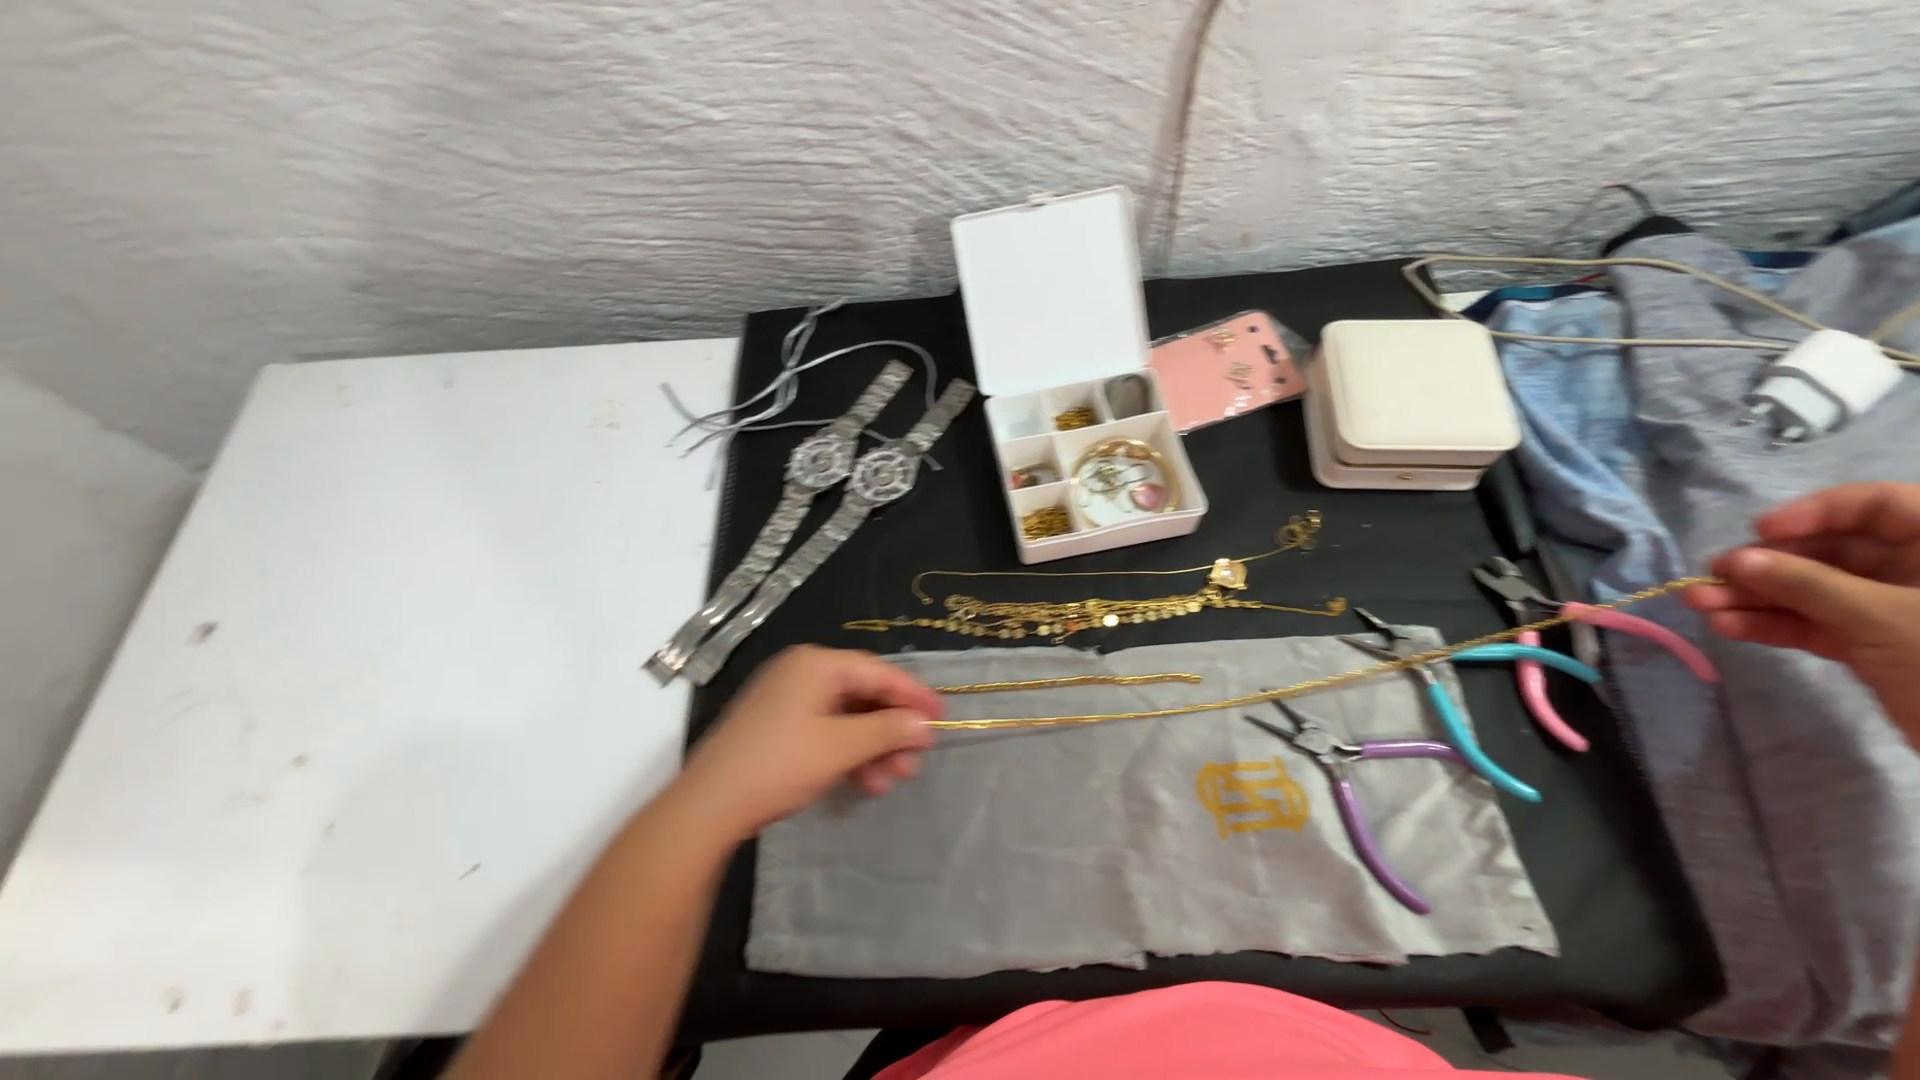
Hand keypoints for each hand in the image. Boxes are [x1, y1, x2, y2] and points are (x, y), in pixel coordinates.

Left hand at [674, 646, 941, 839]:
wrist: (709, 805)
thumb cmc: (779, 765)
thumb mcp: (840, 747)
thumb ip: (887, 731)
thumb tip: (924, 724)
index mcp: (816, 664)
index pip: (879, 672)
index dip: (914, 695)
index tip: (943, 717)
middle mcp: (802, 673)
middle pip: (864, 694)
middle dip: (892, 729)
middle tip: (916, 760)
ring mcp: (788, 701)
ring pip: (848, 718)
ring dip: (874, 747)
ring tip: (893, 780)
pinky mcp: (780, 728)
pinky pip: (827, 732)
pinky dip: (850, 754)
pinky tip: (866, 783)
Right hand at [1686, 482, 1919, 739]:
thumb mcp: (1881, 616)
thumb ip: (1806, 584)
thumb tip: (1736, 560)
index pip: (1876, 505)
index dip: (1816, 511)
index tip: (1762, 529)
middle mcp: (1917, 572)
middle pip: (1831, 551)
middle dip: (1766, 564)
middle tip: (1711, 575)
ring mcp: (1891, 610)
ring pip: (1812, 591)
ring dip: (1752, 597)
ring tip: (1698, 603)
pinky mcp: (1873, 645)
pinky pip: (1813, 625)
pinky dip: (1770, 625)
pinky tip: (1727, 627)